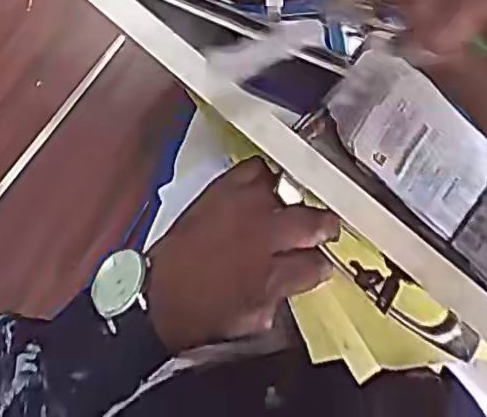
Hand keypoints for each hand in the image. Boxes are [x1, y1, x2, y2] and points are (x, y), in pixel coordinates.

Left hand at [146, 157, 339, 351]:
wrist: (160, 293)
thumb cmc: (205, 311)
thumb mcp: (253, 316)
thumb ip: (285, 289)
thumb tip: (307, 273)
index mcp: (271, 272)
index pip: (314, 262)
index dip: (325, 263)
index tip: (326, 261)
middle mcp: (262, 233)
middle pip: (308, 221)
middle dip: (323, 226)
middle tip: (326, 230)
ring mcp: (243, 204)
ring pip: (286, 189)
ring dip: (294, 200)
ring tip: (294, 207)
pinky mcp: (224, 187)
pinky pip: (255, 168)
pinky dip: (264, 176)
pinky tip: (264, 187)